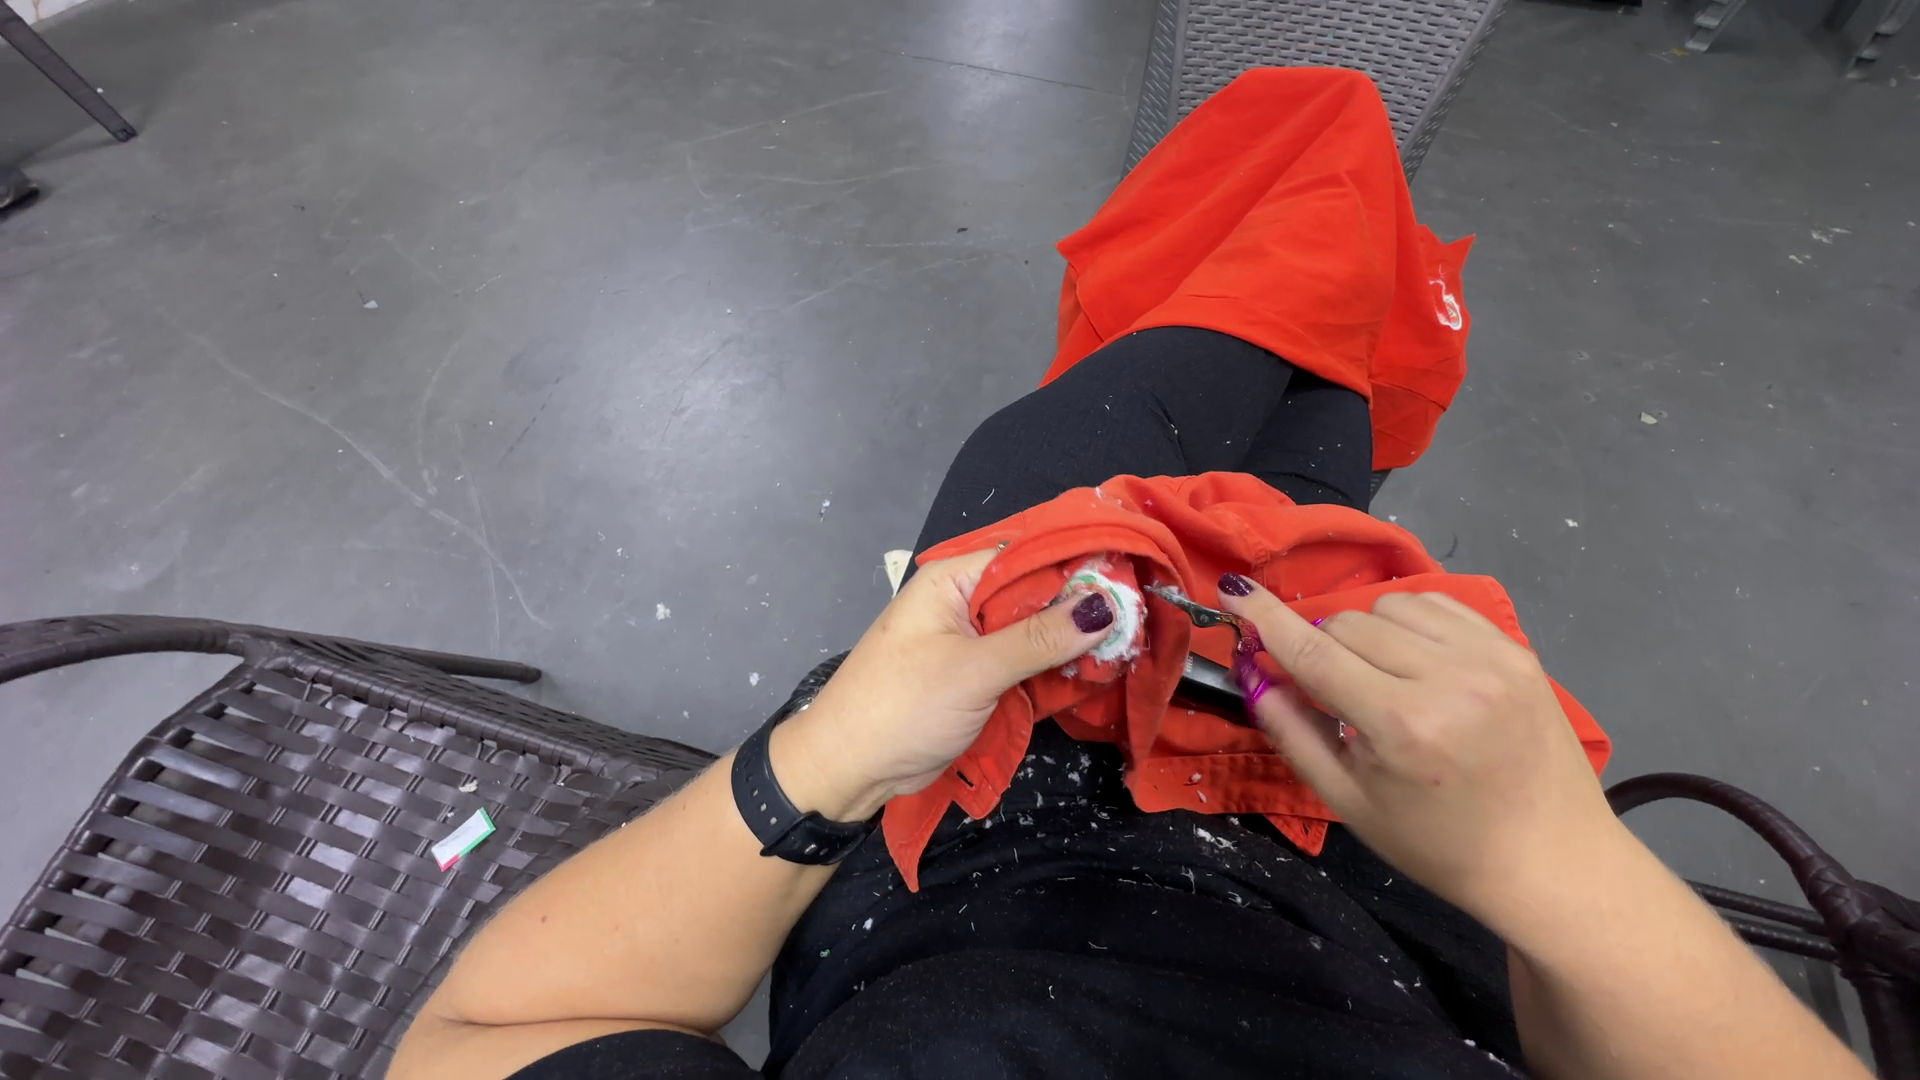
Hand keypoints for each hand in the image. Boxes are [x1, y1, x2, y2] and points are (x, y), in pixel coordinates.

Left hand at [770, 549, 1113, 821]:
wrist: (850, 768)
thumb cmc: (902, 706)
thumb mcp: (974, 670)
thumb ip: (1040, 638)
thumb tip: (1106, 605)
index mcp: (954, 580)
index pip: (1028, 557)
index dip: (1079, 567)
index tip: (1133, 579)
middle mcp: (966, 601)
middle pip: (1037, 594)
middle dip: (1082, 609)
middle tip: (1142, 620)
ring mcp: (974, 641)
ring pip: (1037, 631)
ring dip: (1074, 643)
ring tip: (1130, 648)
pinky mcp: (980, 676)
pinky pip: (1027, 662)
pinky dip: (1056, 669)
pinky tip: (1097, 673)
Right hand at [1215, 574, 1623, 923]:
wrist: (1554, 863)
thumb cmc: (1437, 843)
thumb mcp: (1346, 800)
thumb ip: (1290, 730)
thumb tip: (1254, 672)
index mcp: (1403, 725)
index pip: (1313, 652)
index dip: (1265, 619)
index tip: (1233, 591)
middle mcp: (1449, 679)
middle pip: (1346, 623)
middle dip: (1322, 648)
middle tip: (1334, 692)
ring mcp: (1491, 658)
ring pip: (1387, 605)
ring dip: (1365, 632)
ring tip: (1381, 677)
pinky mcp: (1516, 650)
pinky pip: (1434, 603)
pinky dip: (1407, 622)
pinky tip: (1416, 660)